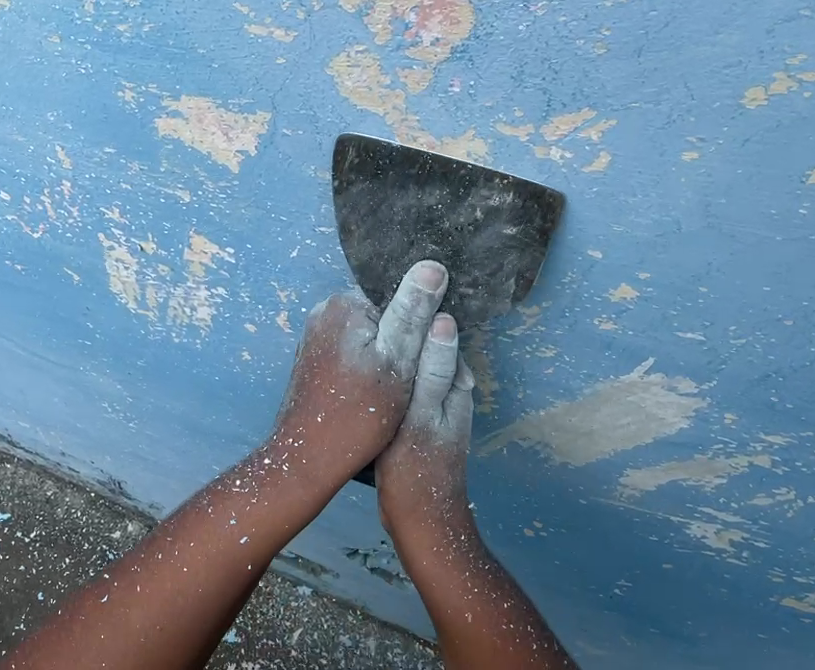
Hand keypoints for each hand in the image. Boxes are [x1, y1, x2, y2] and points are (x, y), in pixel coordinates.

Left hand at [271, 260, 447, 486]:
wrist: (309, 457)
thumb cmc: (357, 414)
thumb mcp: (396, 362)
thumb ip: (413, 313)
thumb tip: (431, 267)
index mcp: (344, 304)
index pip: (398, 299)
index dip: (425, 327)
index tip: (438, 358)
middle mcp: (326, 312)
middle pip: (385, 318)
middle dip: (410, 345)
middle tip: (428, 382)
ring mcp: (317, 335)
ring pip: (372, 338)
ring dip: (394, 361)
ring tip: (407, 394)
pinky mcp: (315, 357)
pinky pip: (356, 353)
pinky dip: (374, 370)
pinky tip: (383, 396)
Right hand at [375, 312, 476, 538]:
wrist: (420, 523)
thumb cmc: (416, 470)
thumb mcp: (420, 417)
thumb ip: (432, 371)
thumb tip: (443, 320)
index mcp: (453, 385)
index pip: (438, 331)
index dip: (416, 309)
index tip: (386, 290)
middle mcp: (448, 390)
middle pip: (424, 344)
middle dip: (403, 325)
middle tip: (365, 309)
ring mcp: (433, 405)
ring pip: (413, 363)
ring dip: (393, 347)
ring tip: (361, 332)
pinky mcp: (417, 418)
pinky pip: (404, 381)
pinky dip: (389, 370)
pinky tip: (366, 369)